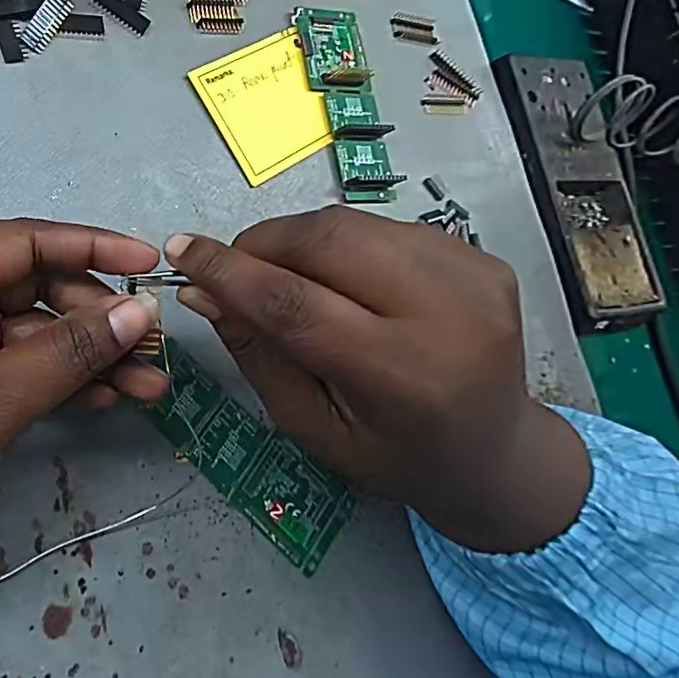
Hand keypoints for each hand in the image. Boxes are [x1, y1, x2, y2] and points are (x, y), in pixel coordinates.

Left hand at [0, 219, 165, 677]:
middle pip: (37, 287)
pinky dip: (60, 381)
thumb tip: (138, 314)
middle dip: (98, 317)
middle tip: (155, 348)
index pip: (25, 241)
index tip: (150, 261)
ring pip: (35, 331)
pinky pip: (19, 366)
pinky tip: (108, 398)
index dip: (93, 247)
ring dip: (90, 356)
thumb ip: (69, 352)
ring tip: (150, 383)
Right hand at [165, 206, 589, 553]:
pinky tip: (337, 277)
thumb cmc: (392, 454)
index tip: (181, 251)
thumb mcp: (309, 425)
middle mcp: (450, 315)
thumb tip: (203, 292)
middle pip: (326, 242)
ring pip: (349, 223)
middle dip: (261, 244)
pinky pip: (380, 226)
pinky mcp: (481, 256)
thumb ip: (256, 353)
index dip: (228, 271)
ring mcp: (474, 276)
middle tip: (232, 268)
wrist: (496, 453)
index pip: (295, 303)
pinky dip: (338, 242)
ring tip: (280, 274)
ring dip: (296, 239)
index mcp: (404, 378)